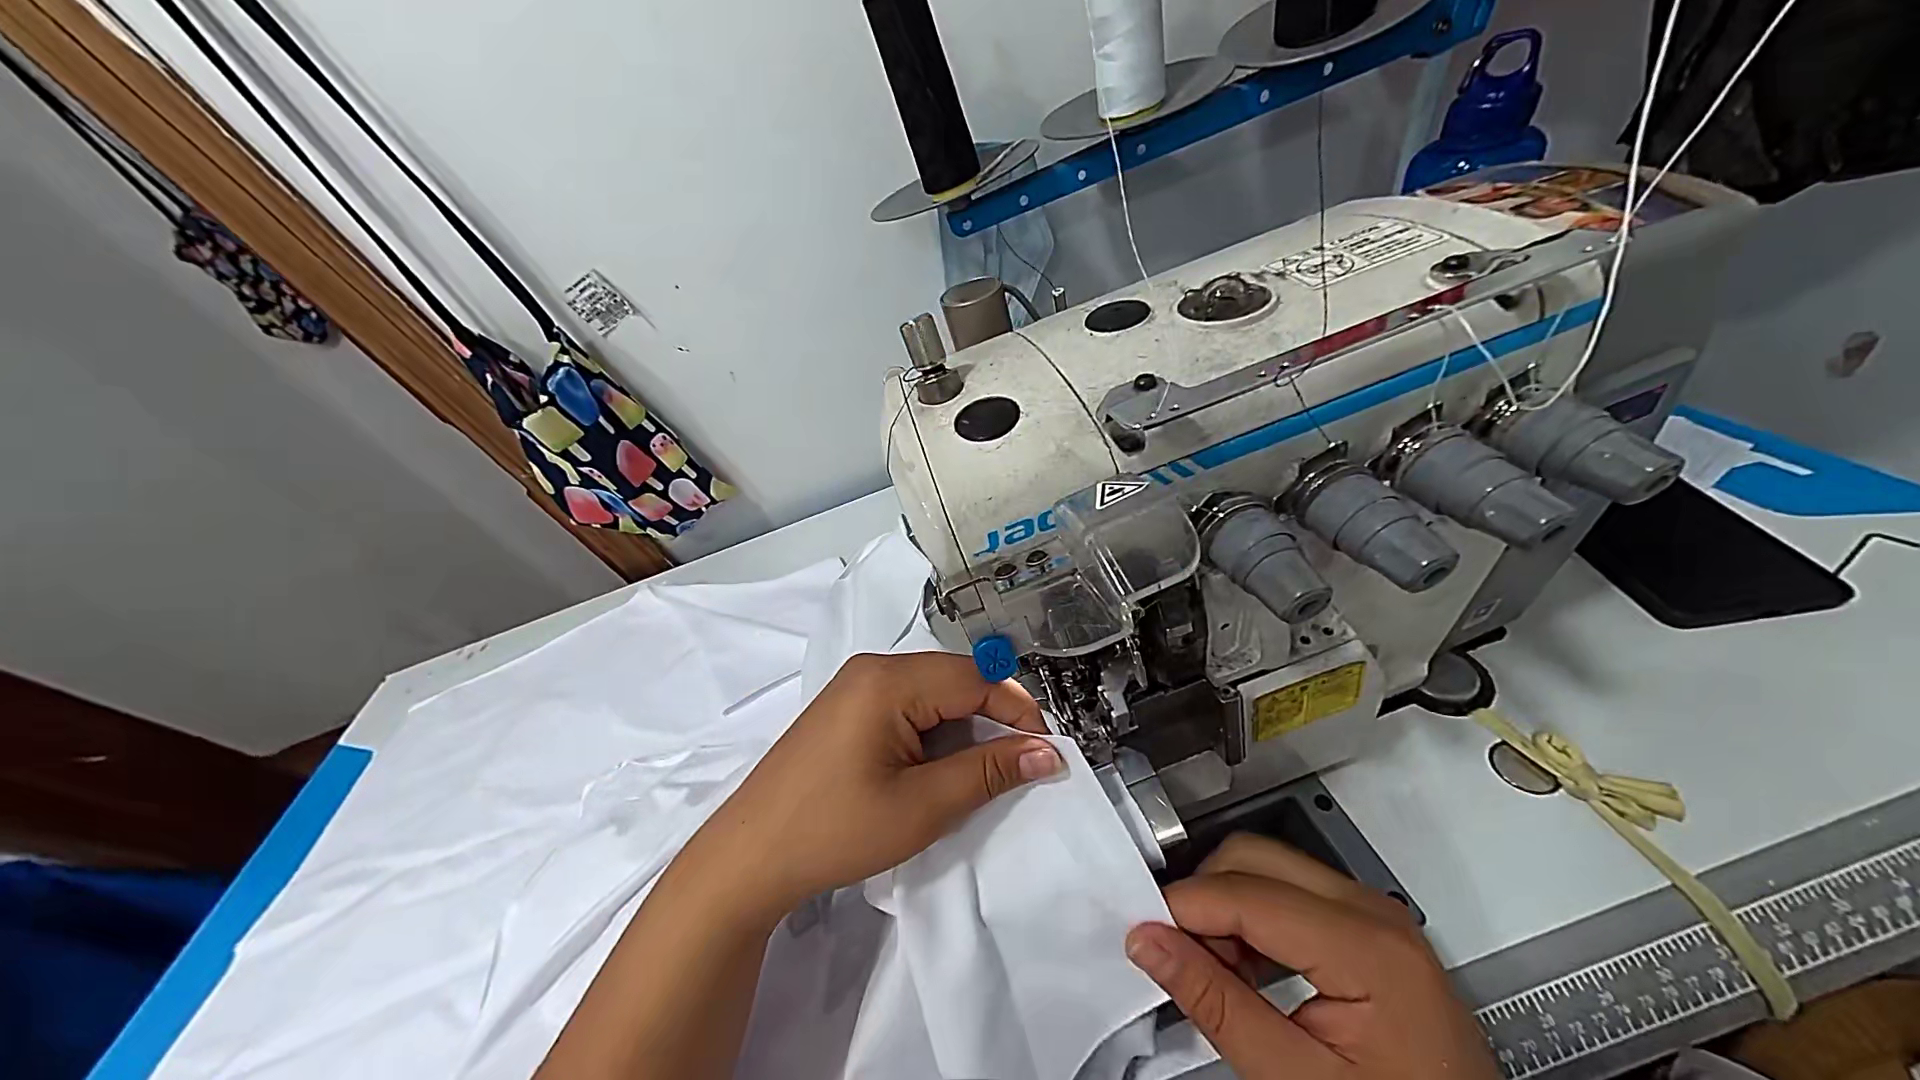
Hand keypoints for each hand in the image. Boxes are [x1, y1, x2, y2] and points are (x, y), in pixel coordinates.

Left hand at [680, 651, 1061, 921]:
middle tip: (1017, 765)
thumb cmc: (834, 830)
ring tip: (978, 772)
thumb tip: (1046, 753)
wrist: (749, 857)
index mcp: (889, 680)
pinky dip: (934, 730)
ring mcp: (855, 685)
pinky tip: (937, 766)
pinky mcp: (847, 707)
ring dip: (963, 727)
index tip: (1047, 752)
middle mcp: (872, 668)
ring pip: (933, 692)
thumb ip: (988, 772)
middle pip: (955, 679)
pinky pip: (907, 704)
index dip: (1018, 711)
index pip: (976, 678)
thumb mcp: (922, 806)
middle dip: (992, 719)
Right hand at [1125, 834, 1497, 1079]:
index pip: (1245, 894)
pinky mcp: (1366, 926)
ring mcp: (1373, 915)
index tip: (1144, 933)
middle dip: (1202, 898)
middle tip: (1179, 955)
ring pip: (1264, 865)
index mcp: (1369, 949)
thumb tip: (1152, 943)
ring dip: (1223, 907)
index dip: (1182, 909)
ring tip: (1215, 973)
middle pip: (1251, 858)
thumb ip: (1218, 1006)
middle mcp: (1373, 914)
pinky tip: (1246, 969)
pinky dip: (1250, 916)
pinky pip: (1287, 888)